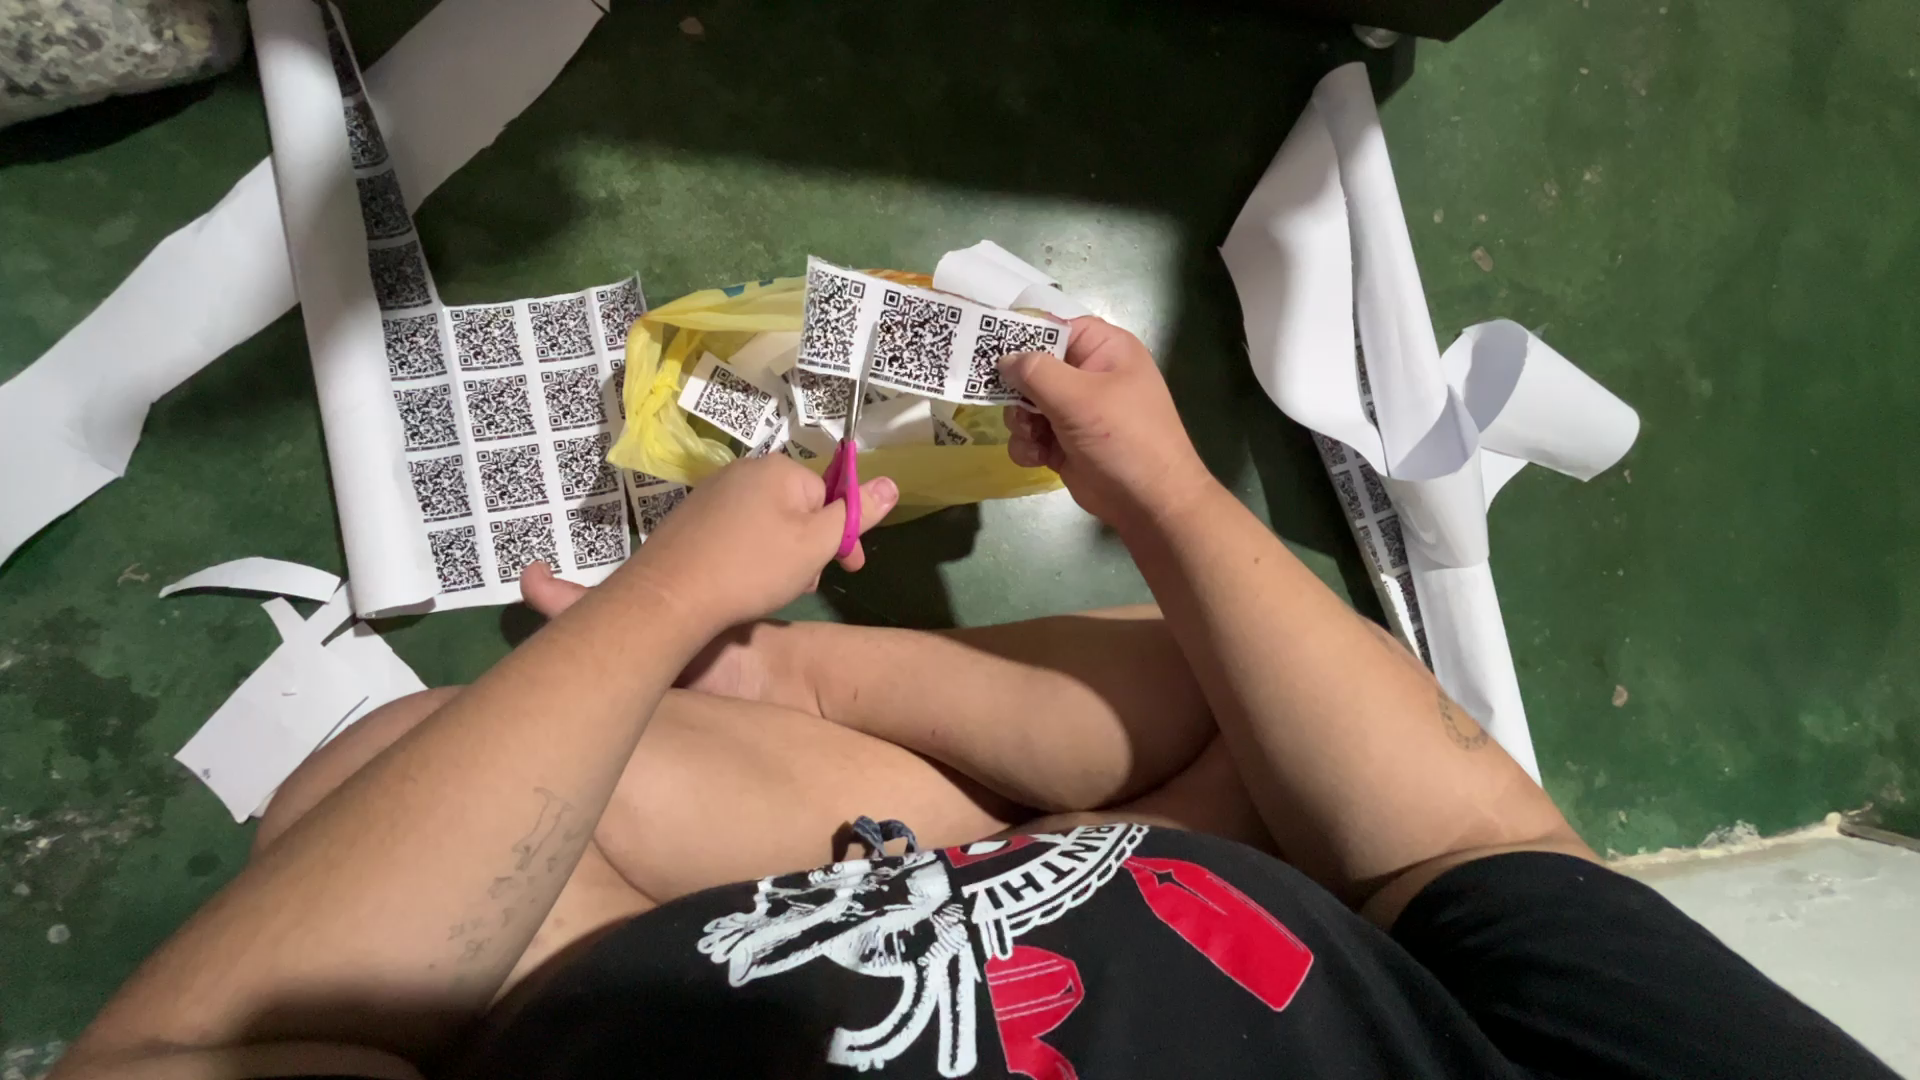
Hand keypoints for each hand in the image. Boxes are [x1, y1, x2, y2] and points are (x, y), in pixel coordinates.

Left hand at [611, 456, 896, 631]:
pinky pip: (740, 528)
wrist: (670, 596)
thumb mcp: (816, 544)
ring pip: (771, 521)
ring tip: (776, 587)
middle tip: (806, 584)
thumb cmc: (753, 568)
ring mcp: (714, 491)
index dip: (843, 536)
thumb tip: (891, 482)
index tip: (848, 570)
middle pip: (801, 508)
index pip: (830, 497)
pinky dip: (753, 552)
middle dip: (811, 546)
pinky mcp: (693, 515)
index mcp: (780, 470)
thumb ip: (856, 514)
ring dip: (785, 552)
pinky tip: (745, 581)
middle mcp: (746, 469)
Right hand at [1000, 316, 1212, 531]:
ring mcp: (1075, 411)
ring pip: (1026, 405)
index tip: (991, 352)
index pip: (1054, 327)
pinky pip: (1031, 435)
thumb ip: (1036, 372)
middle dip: (1019, 392)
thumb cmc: (1123, 439)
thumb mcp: (1078, 398)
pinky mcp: (1064, 442)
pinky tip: (1039, 459)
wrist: (1148, 502)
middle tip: (1018, 408)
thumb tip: (1004, 360)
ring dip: (1021, 423)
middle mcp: (1088, 375)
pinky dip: (1029, 446)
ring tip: (1034, 438)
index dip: (1023, 337)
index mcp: (1103, 349)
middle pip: (1033, 369)